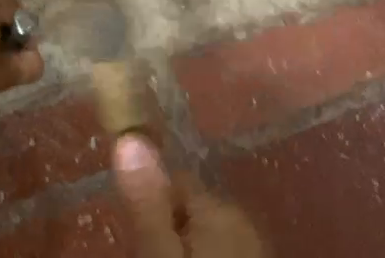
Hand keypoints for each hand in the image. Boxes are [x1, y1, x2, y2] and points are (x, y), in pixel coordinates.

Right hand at [113, 135, 267, 257]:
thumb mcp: (159, 255)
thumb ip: (146, 201)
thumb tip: (130, 138)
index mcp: (221, 209)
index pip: (171, 180)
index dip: (146, 203)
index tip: (131, 233)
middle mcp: (243, 222)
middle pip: (186, 208)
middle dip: (162, 229)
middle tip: (143, 254)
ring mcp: (254, 250)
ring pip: (201, 236)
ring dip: (179, 249)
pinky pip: (218, 253)